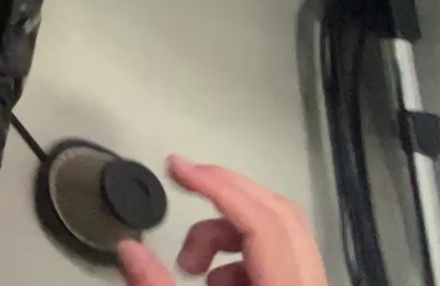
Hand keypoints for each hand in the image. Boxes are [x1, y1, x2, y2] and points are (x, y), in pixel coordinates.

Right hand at [118, 156, 326, 285]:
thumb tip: (128, 245)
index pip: (262, 223)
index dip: (216, 187)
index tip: (173, 165)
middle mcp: (311, 285)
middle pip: (280, 214)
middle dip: (224, 190)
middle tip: (181, 180)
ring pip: (278, 234)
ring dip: (225, 232)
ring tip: (191, 264)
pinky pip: (279, 256)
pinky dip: (240, 254)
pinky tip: (215, 282)